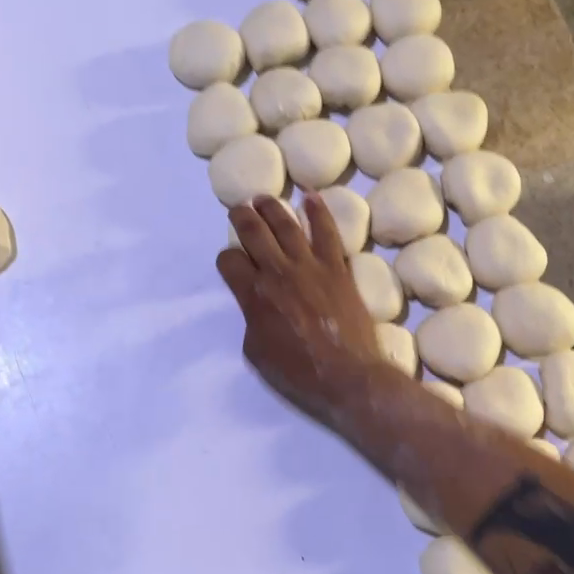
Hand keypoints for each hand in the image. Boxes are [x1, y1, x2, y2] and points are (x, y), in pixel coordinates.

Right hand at [217, 194, 381, 427]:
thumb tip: (258, 305)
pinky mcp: (337, 268)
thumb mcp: (256, 352)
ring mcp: (310, 266)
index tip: (230, 263)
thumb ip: (252, 320)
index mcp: (254, 296)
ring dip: (271, 207)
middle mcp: (278, 273)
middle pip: (253, 233)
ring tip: (263, 198)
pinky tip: (310, 197)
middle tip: (239, 210)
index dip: (226, 259)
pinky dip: (318, 212)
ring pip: (286, 225)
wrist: (348, 377)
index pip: (230, 261)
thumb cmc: (298, 373)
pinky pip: (326, 232)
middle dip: (242, 218)